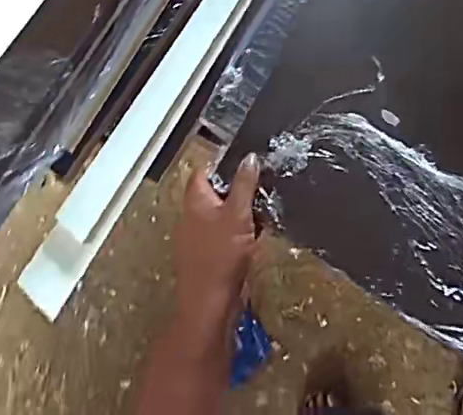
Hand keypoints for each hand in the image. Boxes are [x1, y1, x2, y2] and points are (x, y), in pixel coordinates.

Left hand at [173, 153, 260, 326]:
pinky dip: (245, 232)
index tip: (252, 163)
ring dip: (246, 213)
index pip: (208, 168)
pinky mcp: (214, 252)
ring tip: (267, 212)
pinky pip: (231, 233)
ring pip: (228, 213)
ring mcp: (203, 233)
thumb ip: (244, 184)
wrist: (211, 305)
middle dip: (242, 191)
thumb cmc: (221, 255)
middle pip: (220, 190)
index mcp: (195, 196)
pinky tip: (261, 236)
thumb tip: (251, 157)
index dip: (228, 164)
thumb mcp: (238, 214)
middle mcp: (195, 211)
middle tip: (266, 190)